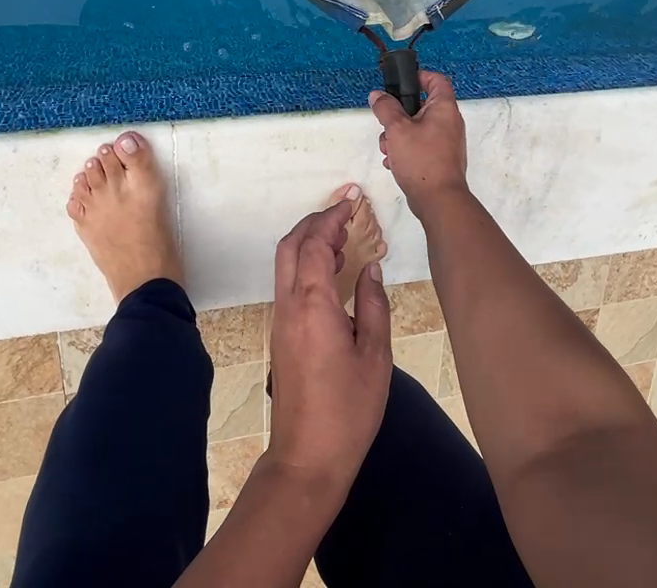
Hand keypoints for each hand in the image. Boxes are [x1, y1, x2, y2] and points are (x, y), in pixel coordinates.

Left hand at [265, 201, 392, 487]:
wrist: (307, 457)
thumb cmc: (349, 409)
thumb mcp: (376, 355)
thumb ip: (373, 305)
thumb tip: (370, 268)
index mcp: (313, 305)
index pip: (317, 243)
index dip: (333, 217)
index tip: (353, 200)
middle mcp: (289, 305)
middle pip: (292, 245)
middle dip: (316, 220)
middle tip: (346, 211)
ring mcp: (280, 319)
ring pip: (286, 263)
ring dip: (310, 240)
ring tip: (345, 235)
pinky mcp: (281, 333)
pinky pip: (290, 282)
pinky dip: (308, 262)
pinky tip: (335, 270)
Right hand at [369, 70, 469, 205]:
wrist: (438, 199)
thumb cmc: (421, 159)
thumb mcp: (397, 129)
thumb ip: (386, 108)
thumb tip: (377, 95)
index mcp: (444, 108)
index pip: (436, 80)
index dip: (419, 76)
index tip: (399, 84)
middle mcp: (449, 122)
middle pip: (420, 106)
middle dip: (398, 115)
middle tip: (385, 125)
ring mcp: (446, 141)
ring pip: (417, 128)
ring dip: (397, 136)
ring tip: (388, 149)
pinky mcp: (440, 158)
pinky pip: (420, 145)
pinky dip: (405, 150)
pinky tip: (393, 162)